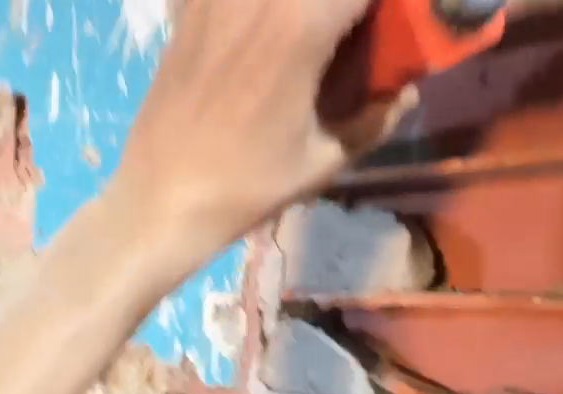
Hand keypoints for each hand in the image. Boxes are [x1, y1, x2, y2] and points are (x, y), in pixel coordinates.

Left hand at [108, 0, 403, 268]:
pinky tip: (247, 39)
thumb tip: (404, 92)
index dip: (382, 7)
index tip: (383, 27)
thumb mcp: (319, 163)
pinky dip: (247, 17)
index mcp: (304, 20)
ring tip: (301, 37)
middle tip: (344, 33)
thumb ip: (373, 120)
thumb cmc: (241, 191)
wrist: (158, 205)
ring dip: (294, 12)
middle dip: (339, 8)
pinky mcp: (186, 10)